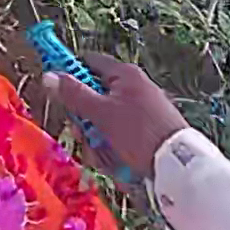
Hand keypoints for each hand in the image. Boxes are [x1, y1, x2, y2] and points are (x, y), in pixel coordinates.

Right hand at [42, 52, 189, 178]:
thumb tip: (48, 75)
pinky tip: (118, 161)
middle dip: (85, 118)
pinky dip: (113, 148)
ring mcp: (141, 109)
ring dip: (98, 139)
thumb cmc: (140, 132)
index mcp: (124, 74)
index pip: (88, 61)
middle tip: (83, 132)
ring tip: (105, 154)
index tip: (58, 88)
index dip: (70, 72)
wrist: (181, 168)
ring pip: (104, 120)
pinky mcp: (147, 130)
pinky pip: (119, 134)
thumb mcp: (101, 113)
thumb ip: (73, 94)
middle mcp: (133, 87)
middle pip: (93, 96)